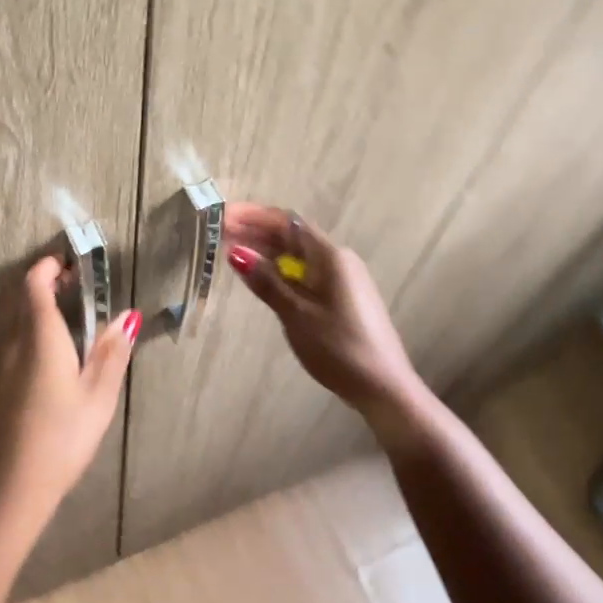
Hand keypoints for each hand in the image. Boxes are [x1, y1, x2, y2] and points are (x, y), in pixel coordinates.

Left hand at [0, 253, 140, 540]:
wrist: (6, 489)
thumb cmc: (60, 440)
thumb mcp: (99, 397)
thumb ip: (112, 352)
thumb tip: (127, 315)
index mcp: (37, 335)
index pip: (34, 281)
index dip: (51, 263)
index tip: (75, 261)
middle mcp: (9, 339)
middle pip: (14, 290)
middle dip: (39, 275)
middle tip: (72, 281)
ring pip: (5, 311)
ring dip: (27, 297)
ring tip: (62, 308)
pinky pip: (2, 331)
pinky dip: (20, 319)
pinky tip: (43, 343)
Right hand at [223, 204, 426, 416]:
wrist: (383, 387)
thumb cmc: (340, 349)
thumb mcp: (297, 315)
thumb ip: (267, 282)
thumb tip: (236, 253)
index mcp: (330, 257)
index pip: (286, 222)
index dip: (253, 216)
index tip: (223, 217)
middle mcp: (337, 260)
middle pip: (291, 235)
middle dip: (255, 232)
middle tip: (219, 235)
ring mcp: (341, 279)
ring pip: (297, 255)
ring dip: (266, 251)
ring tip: (232, 252)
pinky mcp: (340, 297)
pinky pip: (305, 272)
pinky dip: (280, 270)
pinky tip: (262, 278)